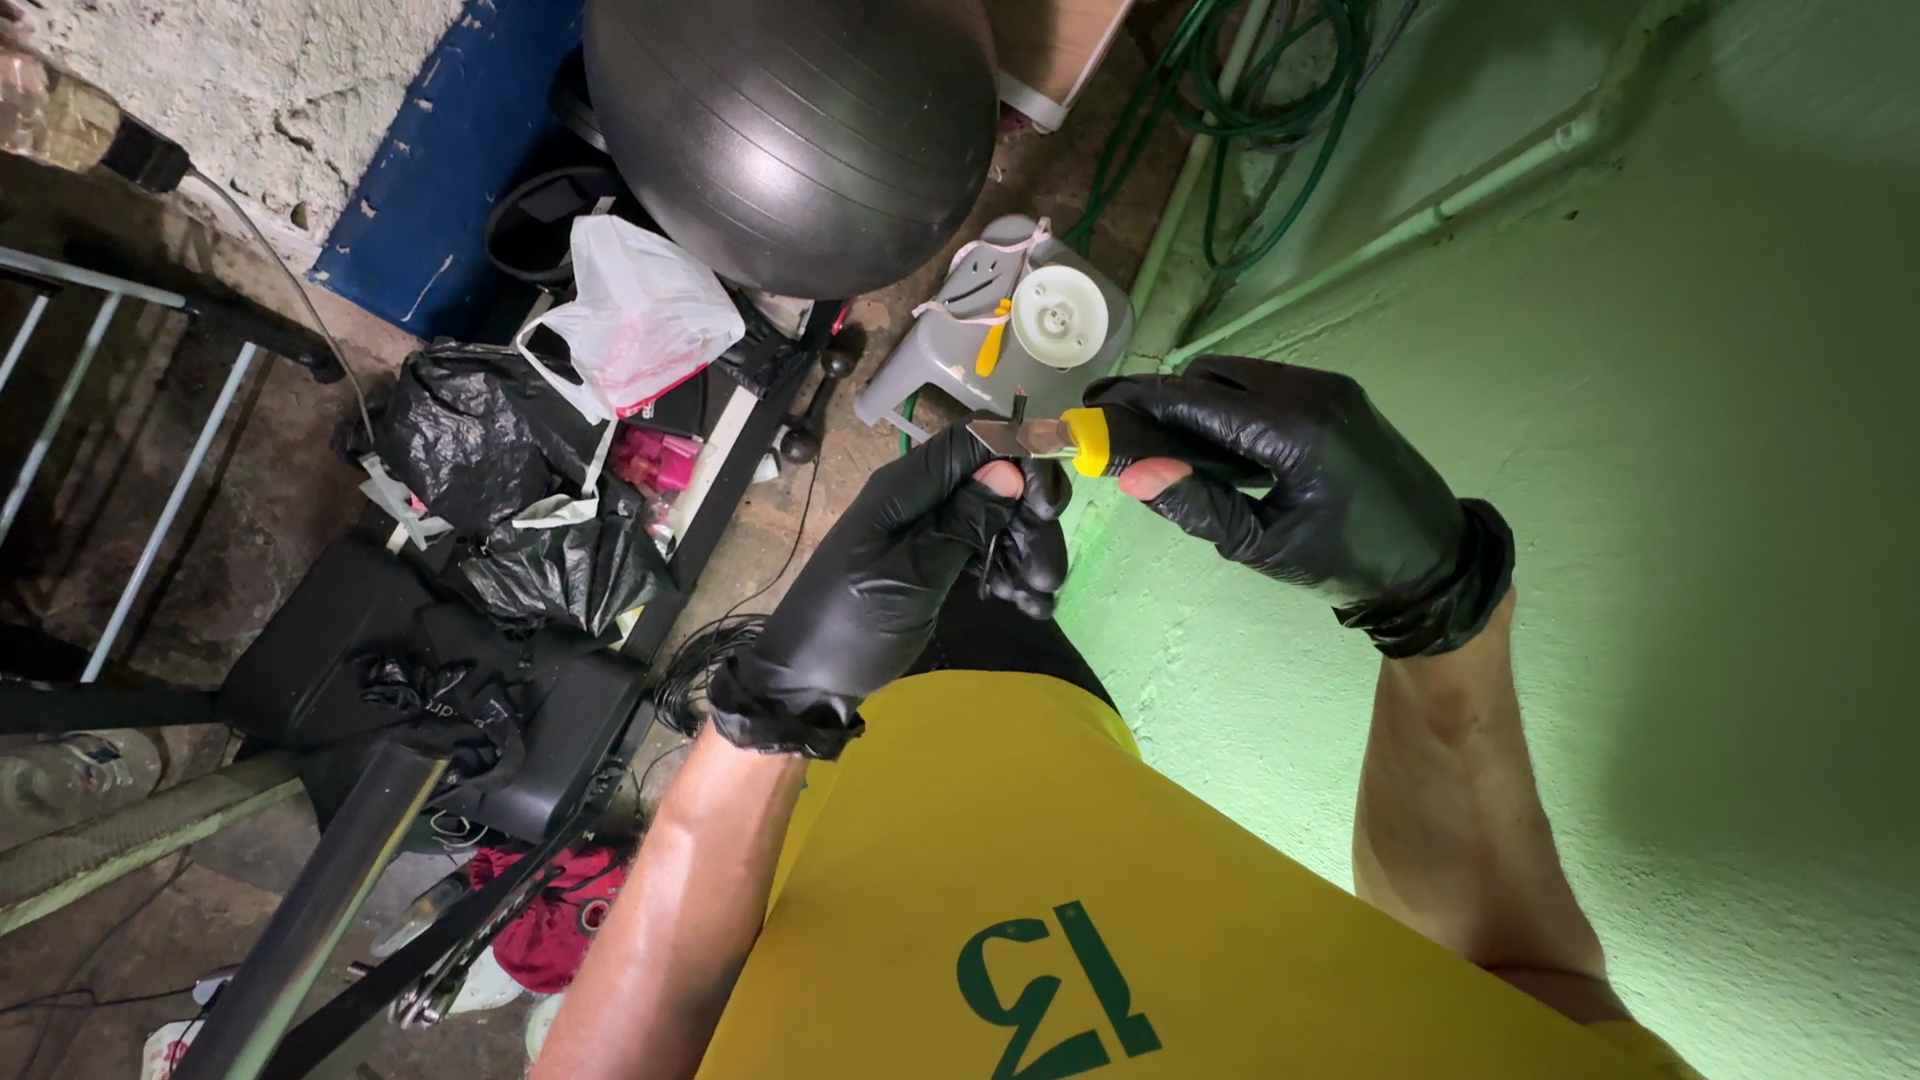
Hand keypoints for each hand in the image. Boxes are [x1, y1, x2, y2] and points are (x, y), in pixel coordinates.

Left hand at [707, 421, 1068, 757]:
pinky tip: (1027, 604)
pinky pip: (986, 549)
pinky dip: (1010, 572)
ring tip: (1036, 597)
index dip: (1020, 456)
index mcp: (906, 487)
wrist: (811, 679)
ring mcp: (932, 530)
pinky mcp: (939, 561)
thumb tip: (1008, 468)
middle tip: (1045, 573)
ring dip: (1027, 552)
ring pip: (999, 517)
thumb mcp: (912, 576)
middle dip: (1031, 519)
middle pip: (996, 479)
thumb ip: (962, 522)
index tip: (1047, 507)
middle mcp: (922, 499)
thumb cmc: (852, 624)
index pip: (974, 439)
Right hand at [1084, 355, 1511, 655]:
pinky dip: (1229, 403)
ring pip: (1237, 375)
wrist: (1434, 561)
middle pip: (1211, 374)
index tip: (1096, 402)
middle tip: (1126, 428)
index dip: (1139, 400)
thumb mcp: (1260, 544)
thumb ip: (1195, 504)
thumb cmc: (1342, 563)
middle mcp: (1310, 390)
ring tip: (1167, 439)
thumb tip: (1132, 474)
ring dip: (1196, 398)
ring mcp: (1328, 386)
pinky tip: (1218, 441)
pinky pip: (1264, 384)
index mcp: (1292, 429)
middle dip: (1163, 397)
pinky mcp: (1337, 393)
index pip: (1195, 399)